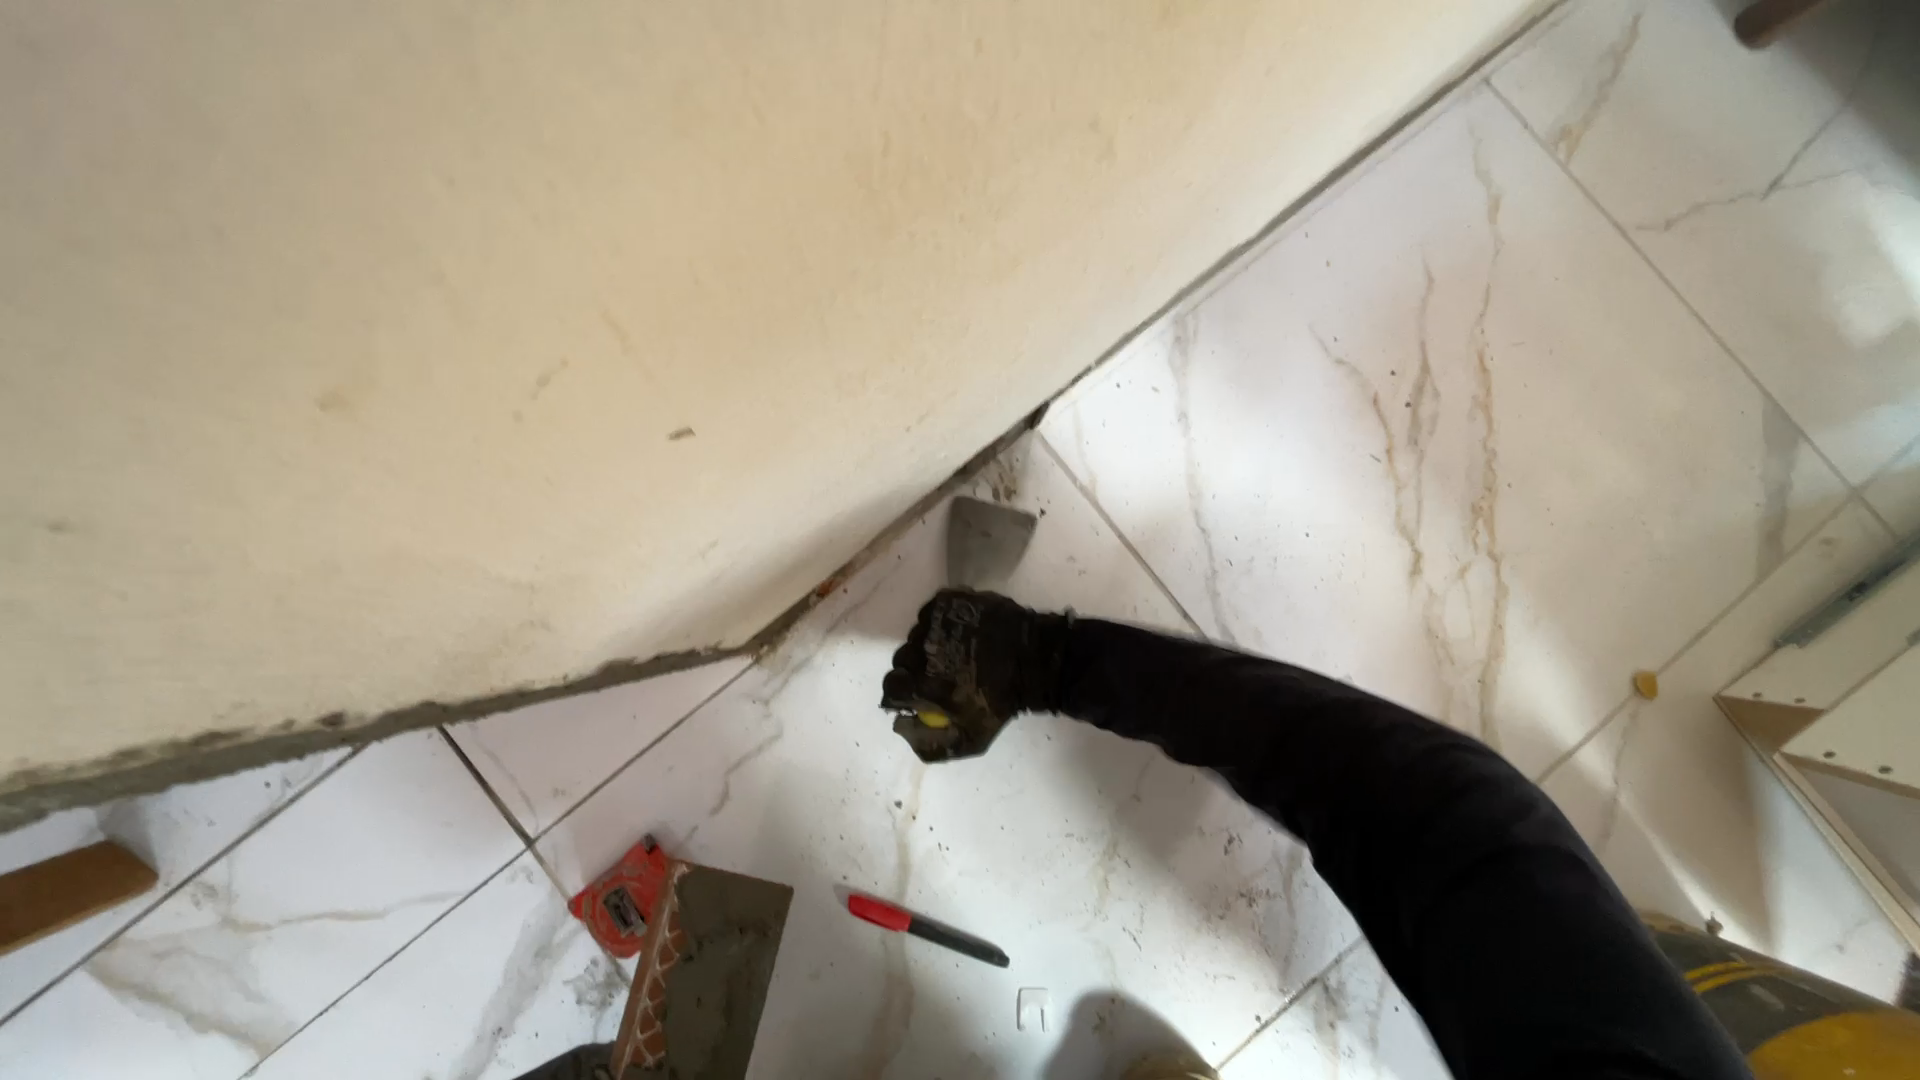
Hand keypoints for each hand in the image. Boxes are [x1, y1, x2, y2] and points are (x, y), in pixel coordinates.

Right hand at [879, 589, 1068, 761]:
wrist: (1035, 658)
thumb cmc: (1002, 702)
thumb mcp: (971, 739)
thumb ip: (930, 743)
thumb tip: (899, 725)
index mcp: (926, 684)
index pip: (892, 688)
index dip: (902, 693)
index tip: (915, 694)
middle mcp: (924, 650)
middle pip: (902, 661)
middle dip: (914, 670)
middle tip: (935, 673)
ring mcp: (935, 621)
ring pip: (916, 635)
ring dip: (927, 645)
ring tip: (951, 651)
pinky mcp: (947, 599)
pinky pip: (930, 614)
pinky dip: (938, 624)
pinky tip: (958, 633)